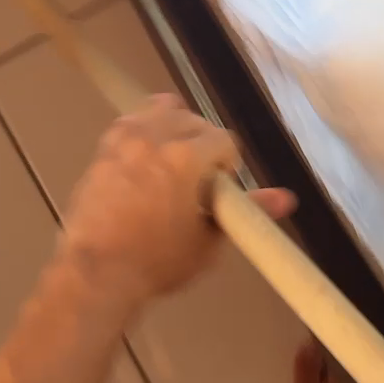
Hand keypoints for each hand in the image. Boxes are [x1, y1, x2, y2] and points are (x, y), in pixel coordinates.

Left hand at [57, 95, 294, 307]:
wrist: (96, 271)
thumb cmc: (157, 263)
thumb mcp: (208, 242)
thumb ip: (247, 212)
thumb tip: (287, 199)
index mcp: (185, 157)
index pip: (223, 140)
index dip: (228, 163)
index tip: (220, 187)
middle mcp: (154, 138)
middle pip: (191, 119)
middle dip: (203, 143)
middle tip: (199, 177)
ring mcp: (123, 141)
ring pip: (158, 110)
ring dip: (173, 128)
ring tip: (172, 159)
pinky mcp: (101, 150)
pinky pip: (129, 123)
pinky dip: (143, 132)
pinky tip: (144, 159)